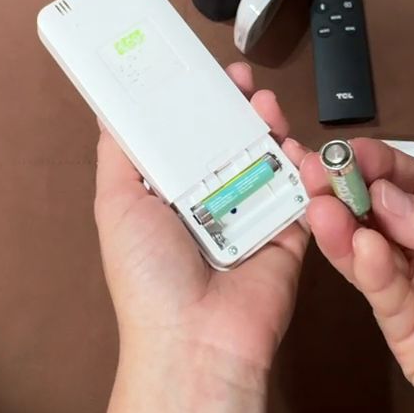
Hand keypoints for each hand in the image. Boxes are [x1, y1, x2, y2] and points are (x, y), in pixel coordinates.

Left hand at [94, 64, 310, 387]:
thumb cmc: (148, 277)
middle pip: (230, 141)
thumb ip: (118, 153)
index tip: (201, 74)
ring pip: (267, 159)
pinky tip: (293, 146)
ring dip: (269, 127)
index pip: (185, 136)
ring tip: (266, 105)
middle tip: (243, 81)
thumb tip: (111, 112)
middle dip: (237, 107)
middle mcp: (210, 202)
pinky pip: (301, 192)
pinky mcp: (287, 232)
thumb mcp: (116, 204)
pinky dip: (302, 166)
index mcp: (169, 194)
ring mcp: (251, 215)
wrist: (196, 338)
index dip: (194, 103)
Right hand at [300, 140, 413, 412]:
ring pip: (369, 252)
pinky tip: (357, 247)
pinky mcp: (407, 334)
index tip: (347, 151)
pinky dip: (366, 270)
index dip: (378, 164)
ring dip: (344, 228)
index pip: (410, 180)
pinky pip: (381, 296)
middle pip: (379, 213)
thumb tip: (384, 198)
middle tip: (315, 172)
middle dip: (347, 191)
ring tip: (322, 206)